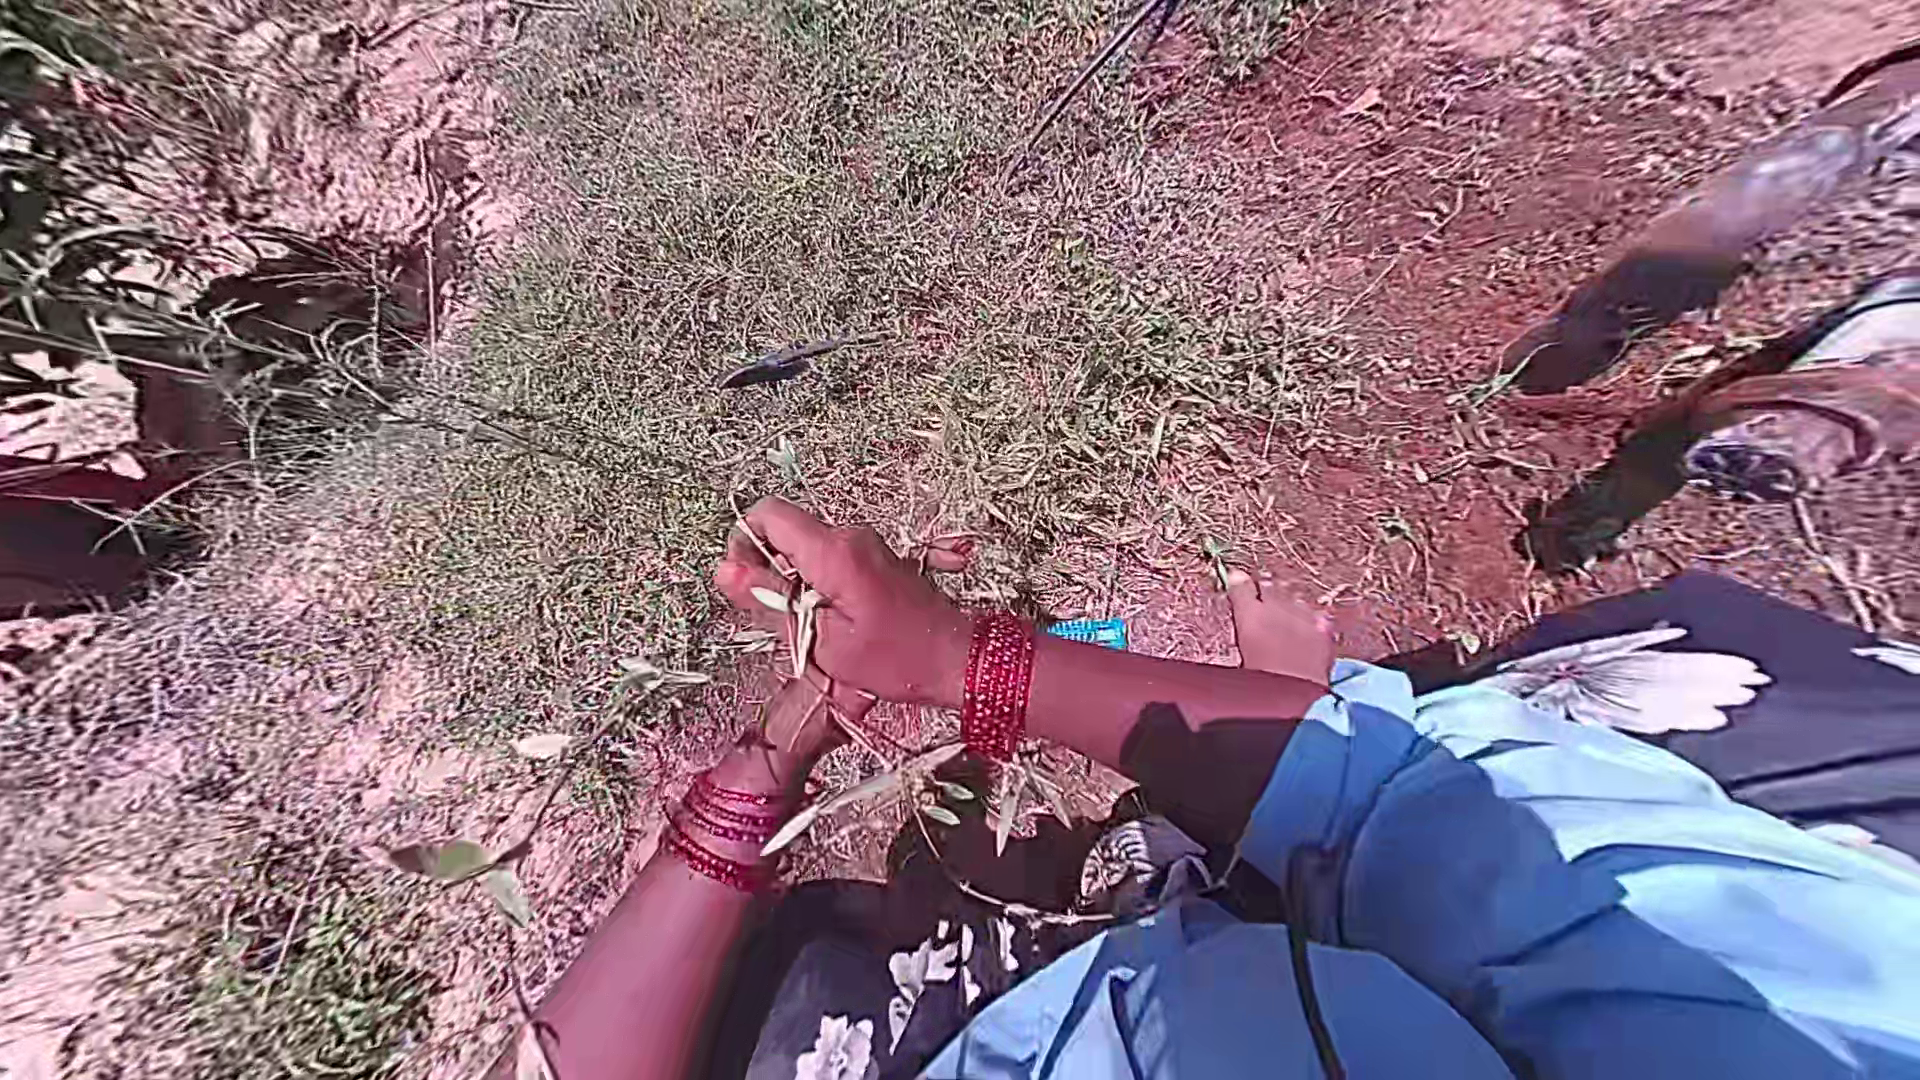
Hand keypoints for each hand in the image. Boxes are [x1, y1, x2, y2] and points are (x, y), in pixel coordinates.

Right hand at [713, 498, 972, 707]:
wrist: (954, 659)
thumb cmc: (897, 658)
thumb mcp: (822, 639)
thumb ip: (772, 601)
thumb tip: (726, 571)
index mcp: (835, 552)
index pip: (768, 514)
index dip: (745, 542)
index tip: (747, 581)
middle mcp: (851, 538)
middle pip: (787, 535)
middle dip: (773, 574)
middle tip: (788, 620)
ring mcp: (867, 546)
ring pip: (807, 552)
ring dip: (798, 587)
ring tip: (818, 628)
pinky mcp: (875, 559)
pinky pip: (830, 563)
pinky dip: (820, 588)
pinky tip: (836, 623)